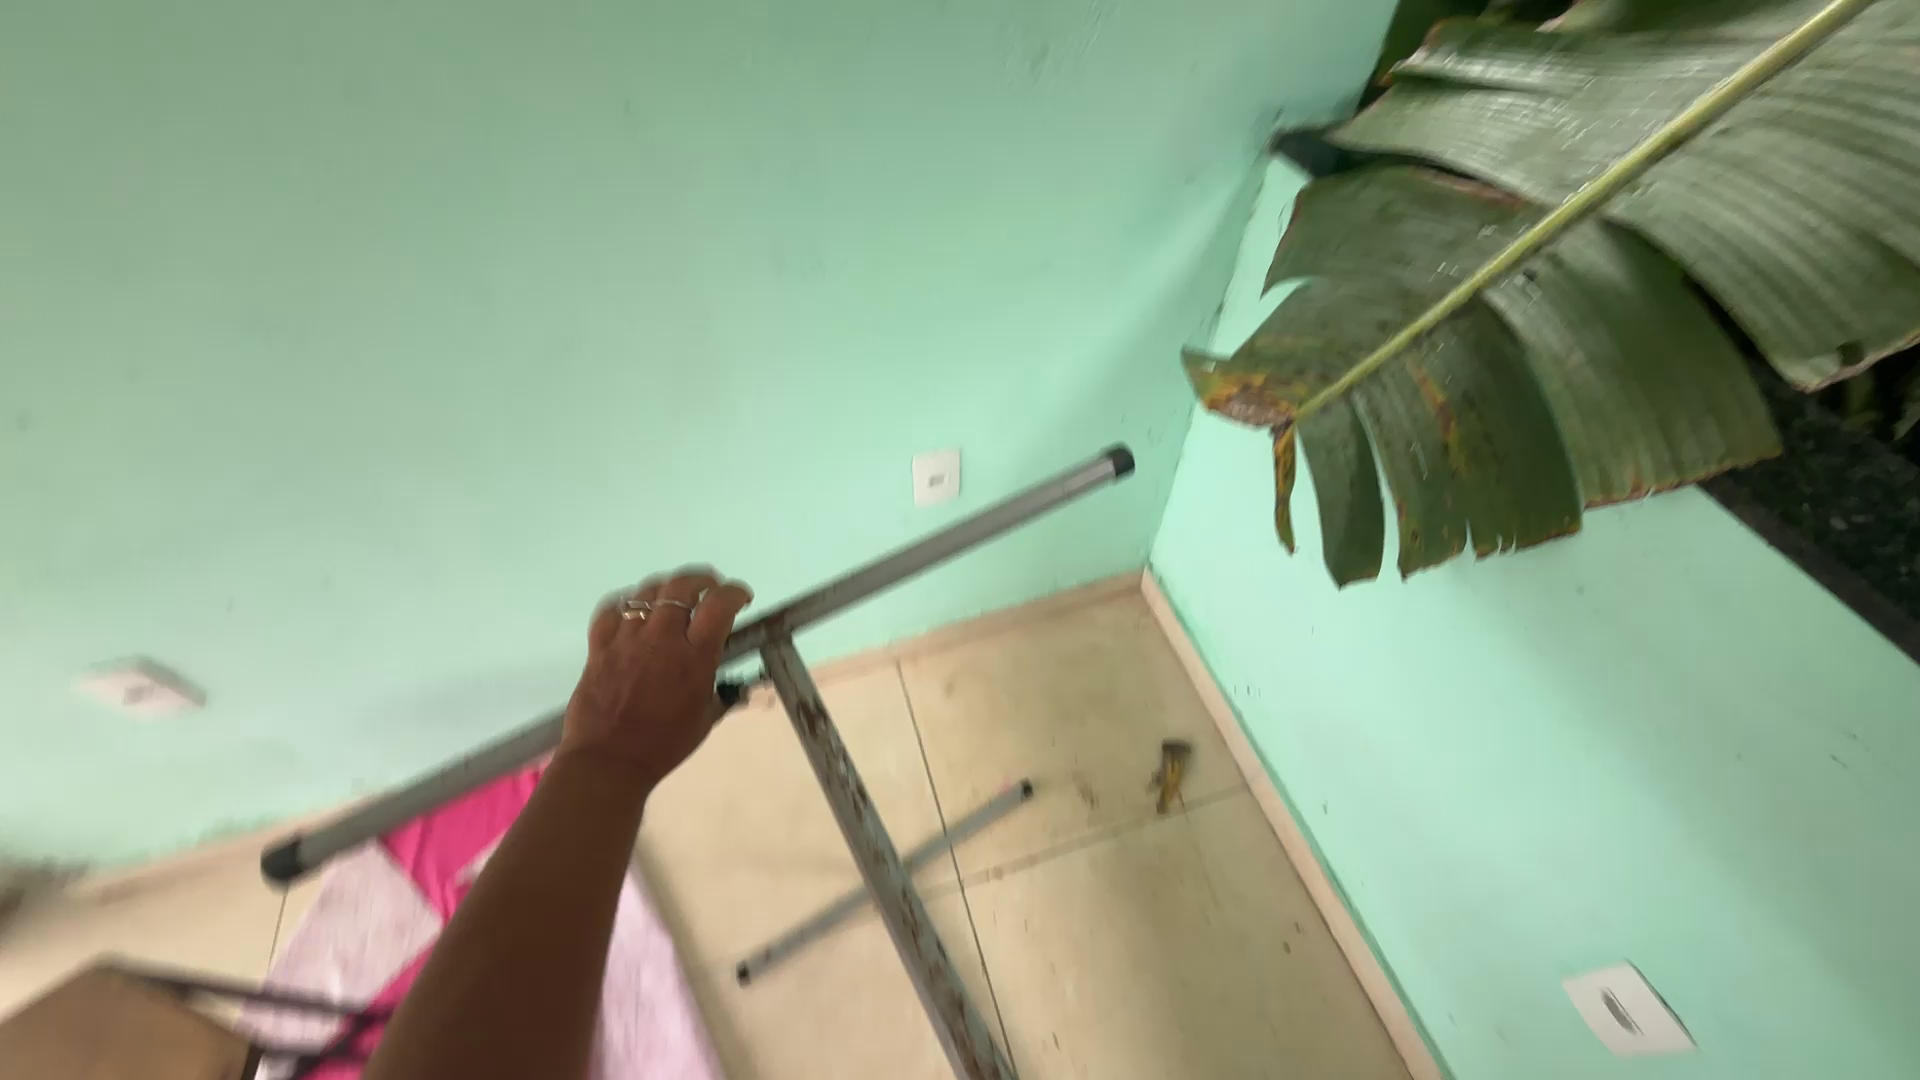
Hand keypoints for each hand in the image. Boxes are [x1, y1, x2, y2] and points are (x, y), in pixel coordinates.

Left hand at [560, 566, 753, 787]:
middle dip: (703, 579)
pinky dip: (625, 603)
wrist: (609, 762)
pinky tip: (633, 611)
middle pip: (682, 586)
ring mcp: (627, 640)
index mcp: (694, 657)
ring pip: (647, 592)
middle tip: (710, 588)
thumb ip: (723, 694)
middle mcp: (662, 638)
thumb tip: (736, 689)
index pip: (720, 604)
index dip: (735, 592)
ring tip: (674, 598)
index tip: (742, 598)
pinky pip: (611, 610)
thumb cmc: (664, 745)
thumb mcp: (707, 718)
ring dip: (667, 588)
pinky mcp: (599, 647)